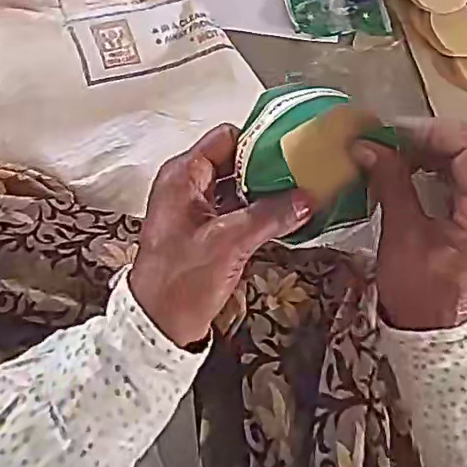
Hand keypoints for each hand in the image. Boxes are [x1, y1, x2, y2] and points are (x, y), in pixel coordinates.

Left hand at [128, 125, 313, 346]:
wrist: (158, 328)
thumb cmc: (182, 280)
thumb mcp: (229, 242)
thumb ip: (270, 215)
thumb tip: (308, 197)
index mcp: (183, 176)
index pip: (226, 138)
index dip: (259, 140)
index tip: (292, 149)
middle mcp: (188, 184)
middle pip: (235, 160)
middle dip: (268, 166)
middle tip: (303, 172)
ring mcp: (197, 207)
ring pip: (238, 184)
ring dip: (266, 189)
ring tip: (301, 192)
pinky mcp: (207, 229)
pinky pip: (237, 207)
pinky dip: (259, 208)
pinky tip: (286, 215)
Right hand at [353, 119, 466, 330]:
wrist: (438, 333)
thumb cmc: (419, 295)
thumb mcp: (401, 238)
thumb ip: (391, 184)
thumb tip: (367, 145)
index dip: (432, 131)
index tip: (393, 134)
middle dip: (430, 137)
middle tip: (390, 141)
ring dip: (434, 147)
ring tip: (397, 153)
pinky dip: (441, 162)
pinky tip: (413, 166)